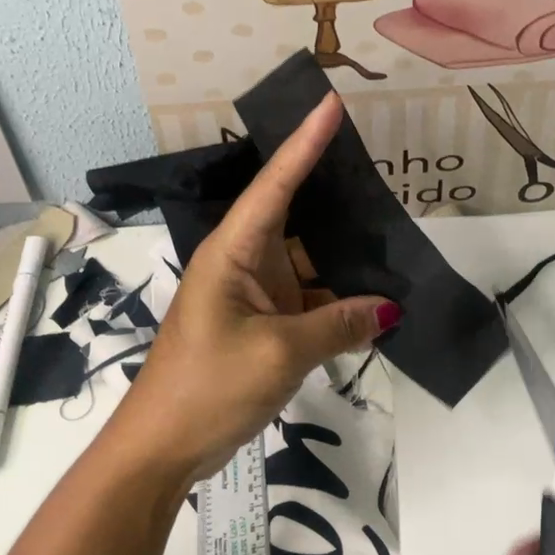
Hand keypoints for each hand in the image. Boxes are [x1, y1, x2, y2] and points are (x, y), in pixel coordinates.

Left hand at [109, 93, 400, 484]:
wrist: (161, 450)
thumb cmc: (208, 387)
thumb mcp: (280, 353)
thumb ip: (338, 326)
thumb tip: (389, 310)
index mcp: (233, 252)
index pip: (275, 184)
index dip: (305, 143)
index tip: (331, 104)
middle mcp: (243, 262)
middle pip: (296, 214)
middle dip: (333, 192)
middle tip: (380, 166)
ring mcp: (253, 294)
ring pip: (307, 260)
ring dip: (343, 254)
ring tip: (392, 231)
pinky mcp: (262, 324)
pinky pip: (308, 296)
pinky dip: (338, 296)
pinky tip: (375, 293)